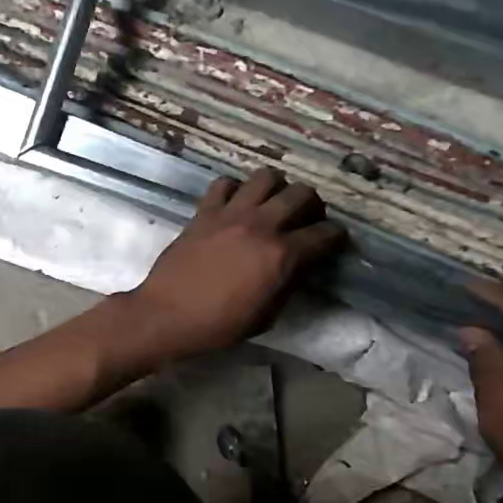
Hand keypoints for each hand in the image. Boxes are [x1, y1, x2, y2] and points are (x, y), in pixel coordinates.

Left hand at [121, 169, 344, 362]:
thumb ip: (289, 284)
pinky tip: (233, 205)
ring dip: (276, 188)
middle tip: (303, 221)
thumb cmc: (219, 325)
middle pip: (302, 194)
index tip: (331, 243)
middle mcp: (261, 226)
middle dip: (311, 206)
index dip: (335, 238)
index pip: (326, 233)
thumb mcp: (267, 315)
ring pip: (266, 177)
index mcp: (282, 255)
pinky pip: (223, 183)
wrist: (167, 316)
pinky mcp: (204, 212)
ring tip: (270, 205)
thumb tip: (300, 266)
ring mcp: (230, 214)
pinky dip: (233, 189)